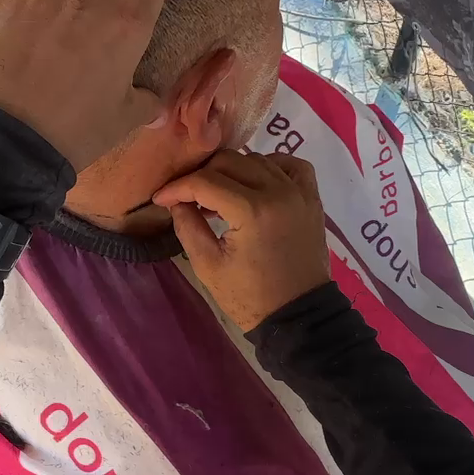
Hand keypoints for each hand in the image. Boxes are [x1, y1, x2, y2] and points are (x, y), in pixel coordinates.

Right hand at [153, 151, 332, 330]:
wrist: (297, 315)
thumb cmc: (248, 296)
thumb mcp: (207, 265)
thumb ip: (187, 226)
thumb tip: (175, 200)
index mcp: (251, 212)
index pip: (205, 182)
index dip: (177, 187)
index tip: (161, 198)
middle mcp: (278, 192)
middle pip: (229, 161)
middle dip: (201, 176)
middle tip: (187, 196)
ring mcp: (299, 193)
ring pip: (257, 159)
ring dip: (232, 171)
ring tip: (218, 195)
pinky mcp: (312, 198)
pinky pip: (291, 165)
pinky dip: (271, 165)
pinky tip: (255, 181)